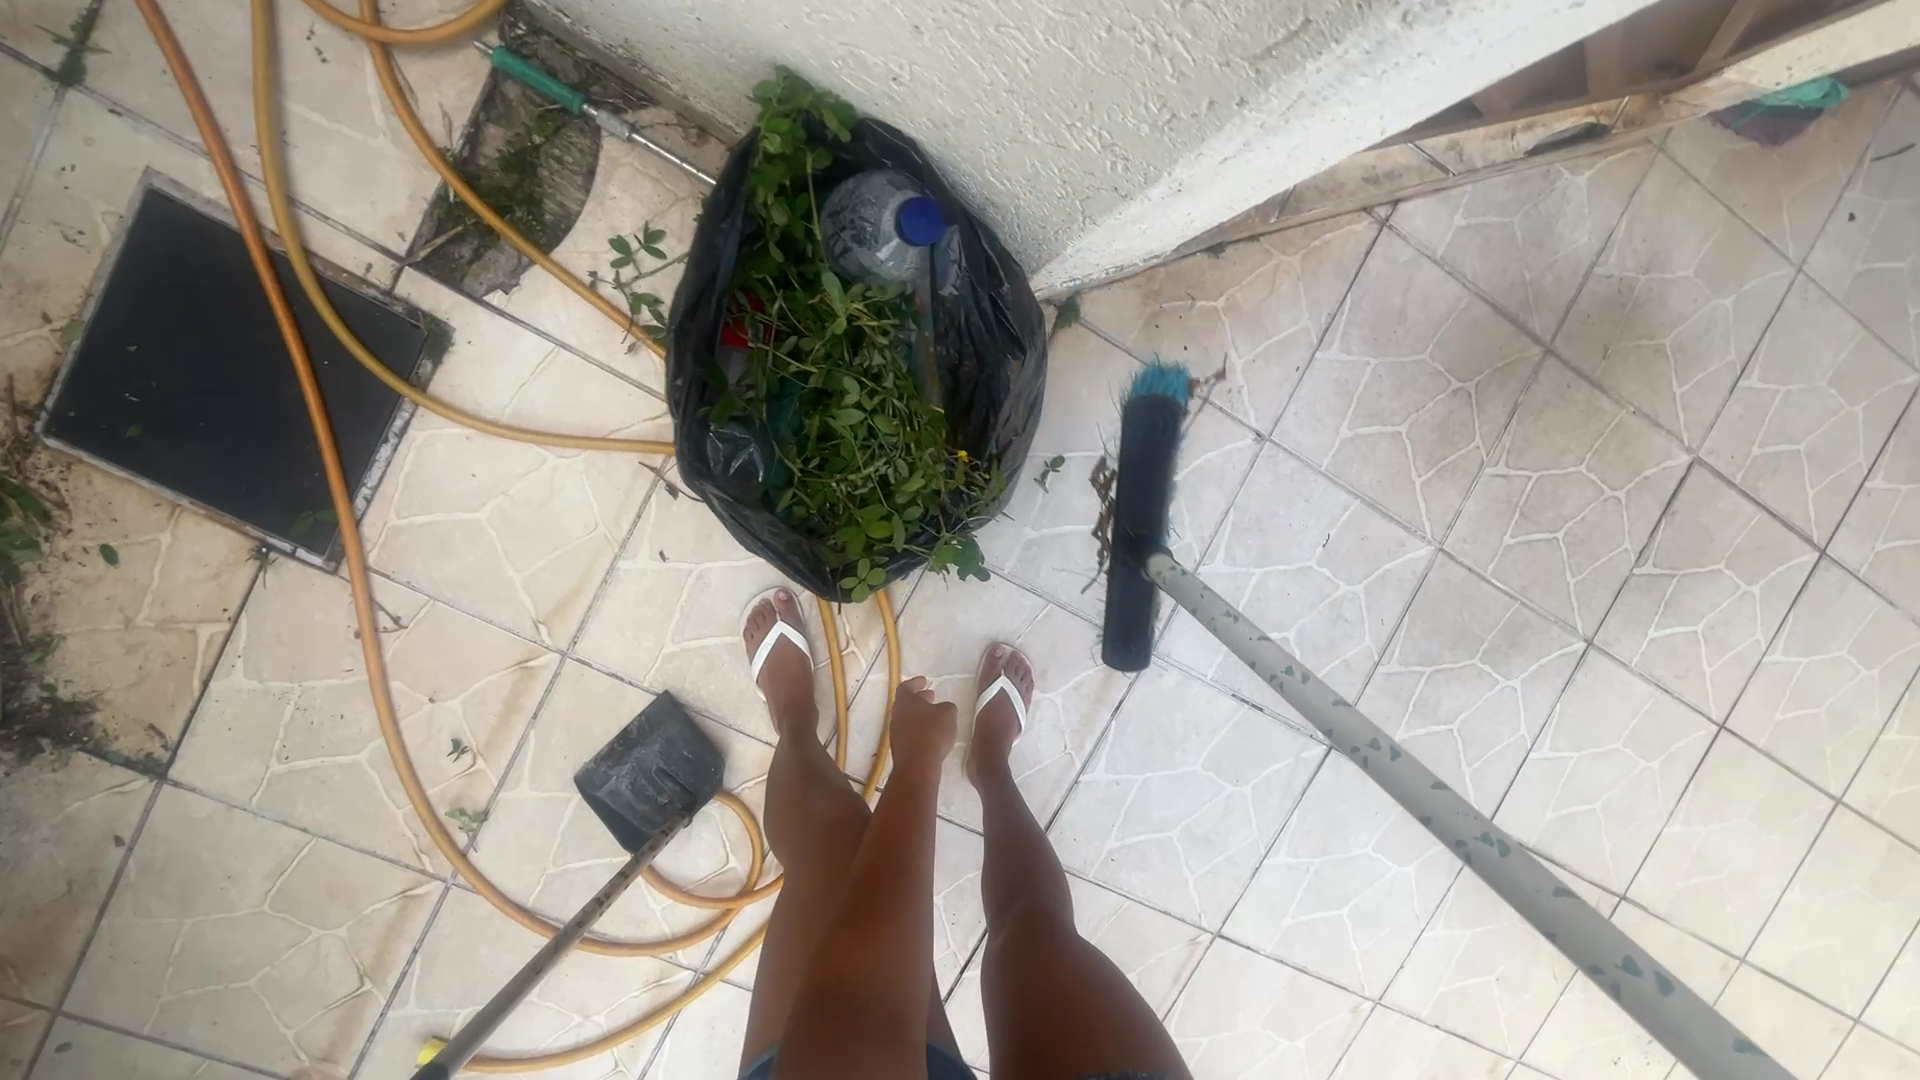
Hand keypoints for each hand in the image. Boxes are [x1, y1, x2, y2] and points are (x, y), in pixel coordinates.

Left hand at [890, 676, 956, 768]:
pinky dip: (918, 728)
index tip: (925, 681)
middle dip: (919, 698)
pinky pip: (908, 732)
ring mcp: (896, 732)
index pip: (906, 686)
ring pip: (907, 717)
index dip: (915, 683)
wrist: (918, 765)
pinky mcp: (899, 747)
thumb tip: (943, 707)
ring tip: (934, 715)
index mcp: (905, 701)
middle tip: (931, 696)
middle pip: (905, 702)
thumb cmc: (933, 733)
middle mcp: (896, 714)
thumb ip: (946, 706)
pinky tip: (930, 733)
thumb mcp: (948, 714)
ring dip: (919, 714)